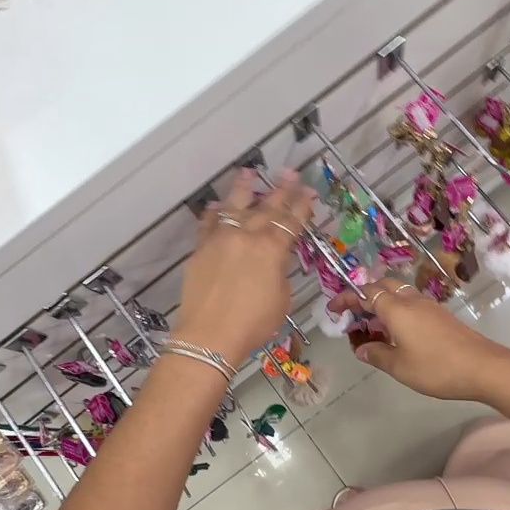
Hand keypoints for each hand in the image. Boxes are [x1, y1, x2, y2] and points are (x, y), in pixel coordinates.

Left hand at [171, 168, 316, 364]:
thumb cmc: (253, 324)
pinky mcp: (200, 249)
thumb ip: (279, 272)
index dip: (302, 206)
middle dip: (281, 190)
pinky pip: (208, 224)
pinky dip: (214, 212)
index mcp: (272, 249)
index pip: (291, 221)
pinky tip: (217, 205)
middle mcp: (246, 236)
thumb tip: (273, 261)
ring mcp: (220, 240)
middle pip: (267, 208)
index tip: (309, 192)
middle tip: (290, 174)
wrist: (209, 336)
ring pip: (234, 206)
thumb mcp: (281, 299)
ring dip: (244, 188)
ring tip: (249, 172)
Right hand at [328, 278, 509, 402]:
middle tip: (352, 314)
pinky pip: (411, 304)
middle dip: (364, 295)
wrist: (483, 367)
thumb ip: (376, 354)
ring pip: (399, 294)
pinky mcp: (441, 316)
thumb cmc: (436, 367)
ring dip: (382, 303)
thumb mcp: (399, 366)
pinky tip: (396, 332)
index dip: (347, 298)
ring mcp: (429, 307)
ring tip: (371, 325)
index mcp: (396, 309)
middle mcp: (412, 301)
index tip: (333, 308)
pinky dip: (397, 311)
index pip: (366, 294)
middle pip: (383, 286)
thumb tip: (361, 348)